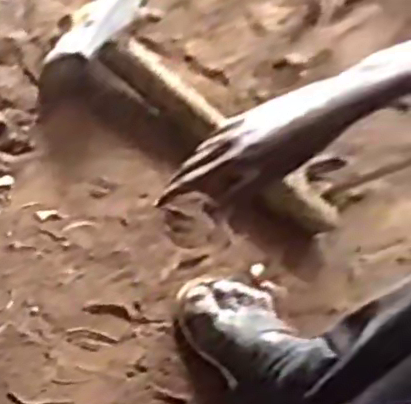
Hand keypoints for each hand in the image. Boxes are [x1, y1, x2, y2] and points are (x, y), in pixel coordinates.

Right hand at [160, 75, 368, 204]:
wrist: (338, 99)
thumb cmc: (308, 142)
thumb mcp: (274, 173)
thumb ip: (240, 193)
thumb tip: (212, 211)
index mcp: (230, 160)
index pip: (190, 181)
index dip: (172, 193)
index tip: (159, 203)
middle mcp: (226, 144)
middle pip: (191, 165)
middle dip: (179, 178)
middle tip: (172, 189)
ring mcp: (236, 126)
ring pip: (202, 149)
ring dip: (192, 162)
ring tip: (190, 170)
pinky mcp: (249, 114)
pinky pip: (217, 133)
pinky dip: (208, 144)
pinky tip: (212, 147)